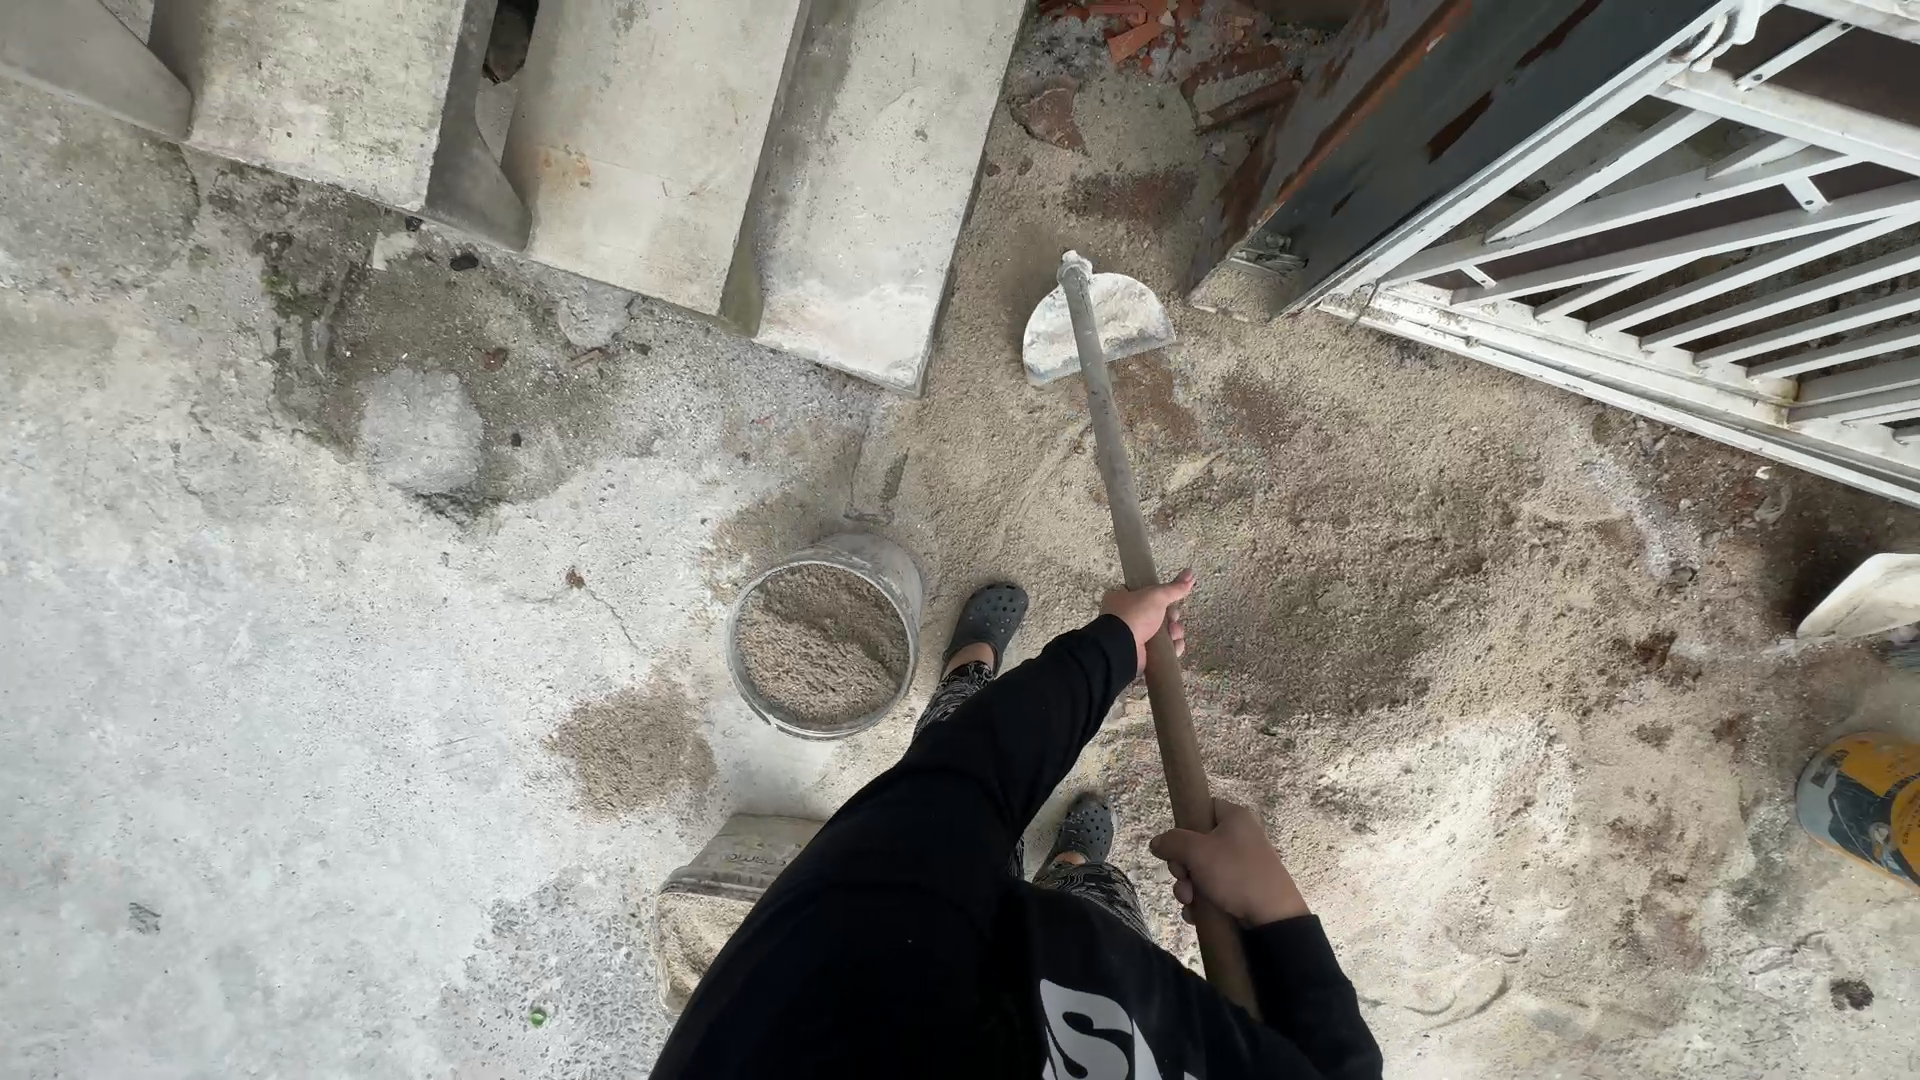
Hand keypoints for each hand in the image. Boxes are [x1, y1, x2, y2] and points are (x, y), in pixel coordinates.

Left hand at [1100, 569, 1193, 672]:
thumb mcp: (1156, 596)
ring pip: (1163, 632)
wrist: (1124, 648)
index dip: (1160, 596)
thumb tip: (1190, 574)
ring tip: (1173, 633)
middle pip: (1158, 614)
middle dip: (1171, 616)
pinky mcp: (1144, 653)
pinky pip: (1164, 648)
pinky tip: (1174, 644)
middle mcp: (1126, 617)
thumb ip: (1174, 588)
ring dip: (1174, 632)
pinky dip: (1172, 647)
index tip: (1171, 598)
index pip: (1145, 594)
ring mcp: (1134, 637)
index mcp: (1121, 599)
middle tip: (1172, 618)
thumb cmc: (1134, 615)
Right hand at [1148, 798, 1308, 927]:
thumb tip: (1156, 843)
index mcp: (1235, 818)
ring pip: (1202, 869)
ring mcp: (1243, 865)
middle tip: (1181, 877)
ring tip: (1188, 900)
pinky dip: (1201, 900)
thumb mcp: (1197, 852)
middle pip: (1197, 842)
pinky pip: (1214, 888)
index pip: (1203, 807)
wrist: (1274, 920)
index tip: (1177, 843)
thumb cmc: (1235, 874)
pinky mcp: (1244, 889)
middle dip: (1182, 865)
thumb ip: (1171, 842)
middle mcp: (1240, 837)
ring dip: (1188, 886)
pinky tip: (1195, 913)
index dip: (1185, 824)